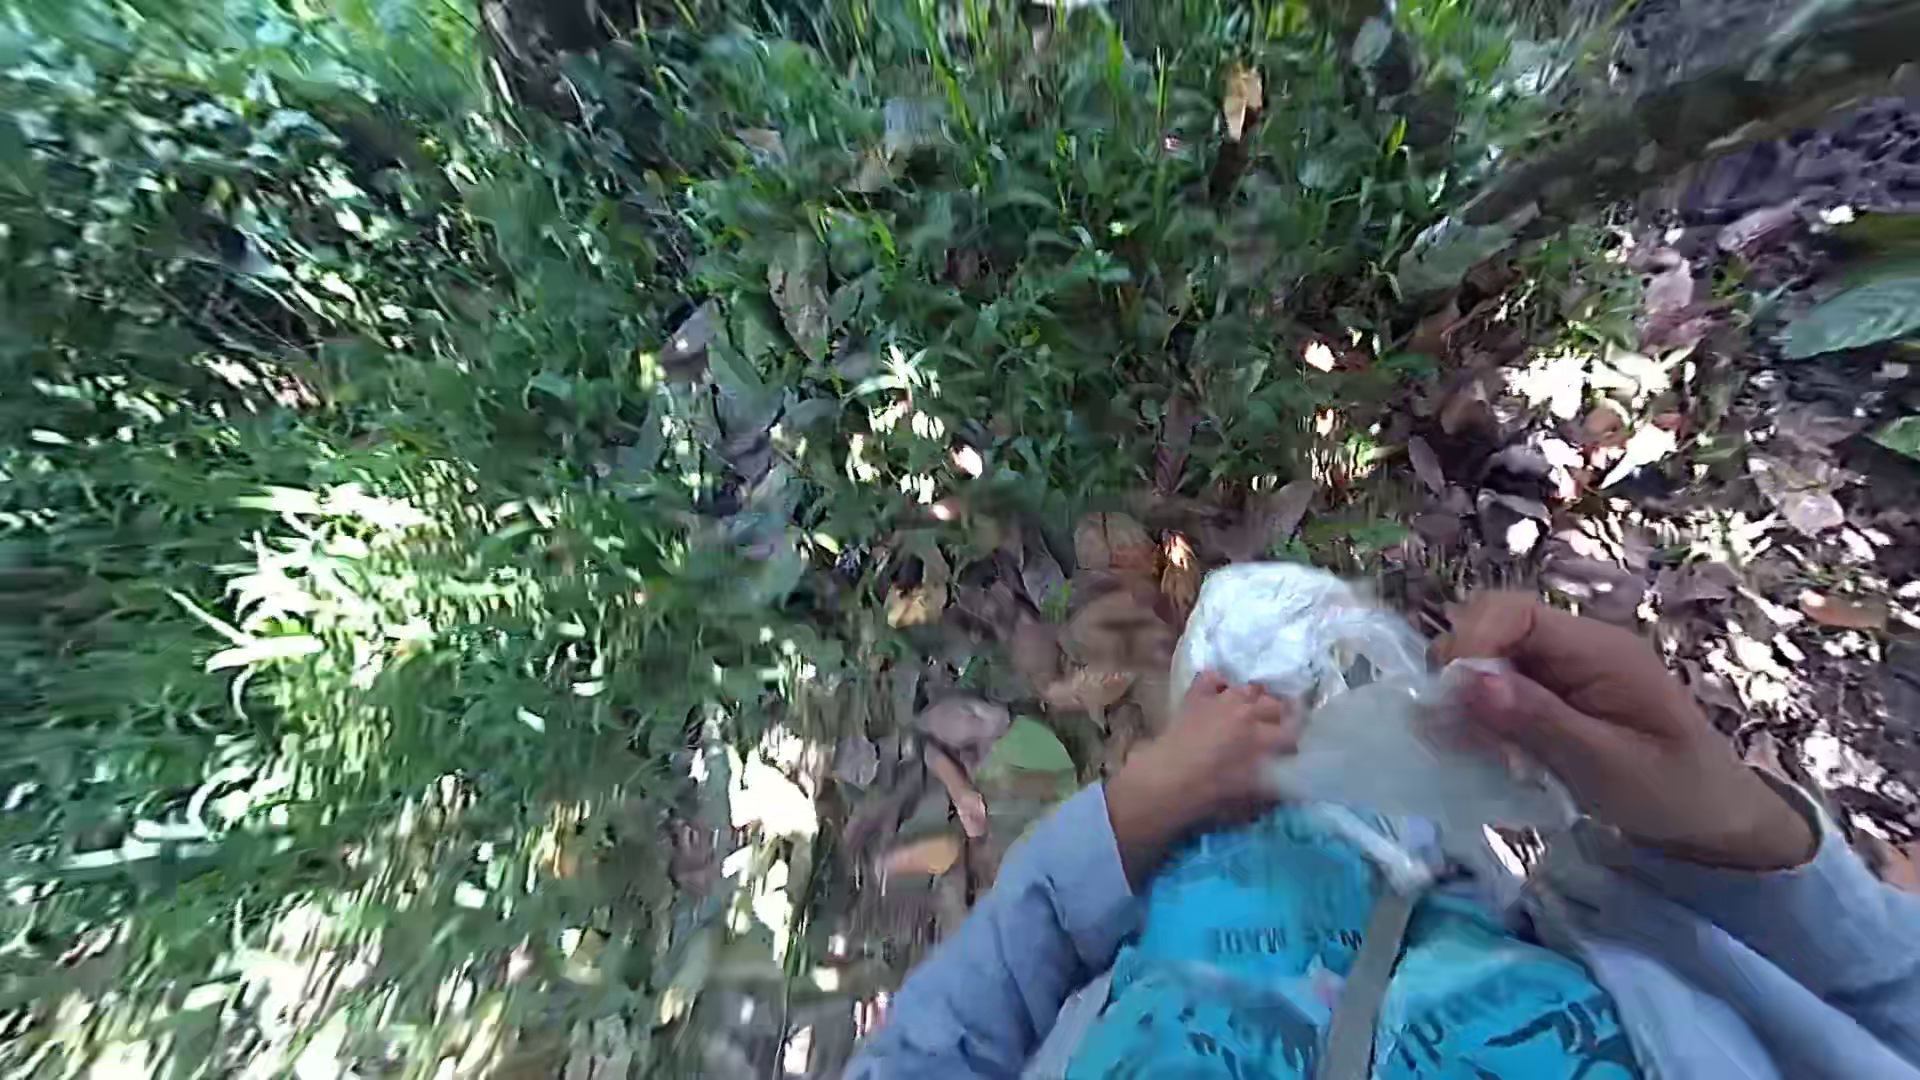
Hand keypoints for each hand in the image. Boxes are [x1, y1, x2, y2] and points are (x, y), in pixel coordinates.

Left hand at [1105, 671, 1301, 886]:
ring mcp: (1221, 700)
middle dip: (1279, 715)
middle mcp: (1248, 713)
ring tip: (1249, 711)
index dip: (1295, 739)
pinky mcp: (1196, 695)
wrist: (1169, 777)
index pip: (1294, 731)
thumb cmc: (1213, 794)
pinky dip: (1218, 682)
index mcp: (1265, 739)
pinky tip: (1219, 691)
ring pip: (1248, 689)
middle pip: (1275, 704)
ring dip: (1253, 698)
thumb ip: (1276, 786)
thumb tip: (1289, 782)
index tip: (1292, 747)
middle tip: (1272, 729)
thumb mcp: (1254, 798)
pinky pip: (1212, 677)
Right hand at [1437, 592, 1814, 870]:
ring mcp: (1547, 664)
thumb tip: (1471, 680)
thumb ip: (1541, 719)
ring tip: (1469, 740)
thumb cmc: (1675, 793)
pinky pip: (1479, 680)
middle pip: (1481, 627)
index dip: (1471, 638)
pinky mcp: (1533, 686)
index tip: (1455, 688)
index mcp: (1599, 649)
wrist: (1709, 824)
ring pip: (1472, 655)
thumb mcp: (1611, 764)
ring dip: (1458, 695)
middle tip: (1457, 722)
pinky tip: (1478, 741)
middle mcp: (1567, 644)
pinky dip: (1466, 708)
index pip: (1511, 611)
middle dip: (1457, 671)